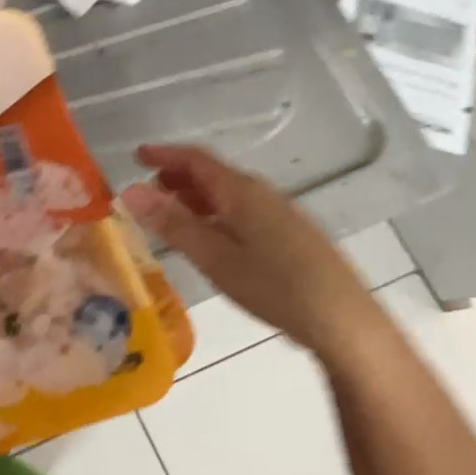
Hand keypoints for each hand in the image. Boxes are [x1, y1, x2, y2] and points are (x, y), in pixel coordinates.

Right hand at [120, 145, 383, 358]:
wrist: (344, 321)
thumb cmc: (274, 287)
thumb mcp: (214, 257)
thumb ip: (172, 223)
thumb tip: (131, 190)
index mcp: (242, 192)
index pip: (197, 159)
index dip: (165, 154)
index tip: (137, 155)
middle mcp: (263, 194)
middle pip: (215, 174)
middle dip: (178, 176)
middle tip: (149, 190)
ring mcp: (282, 214)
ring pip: (230, 194)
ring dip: (197, 197)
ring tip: (172, 215)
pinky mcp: (293, 235)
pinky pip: (244, 210)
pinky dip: (217, 213)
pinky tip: (213, 239)